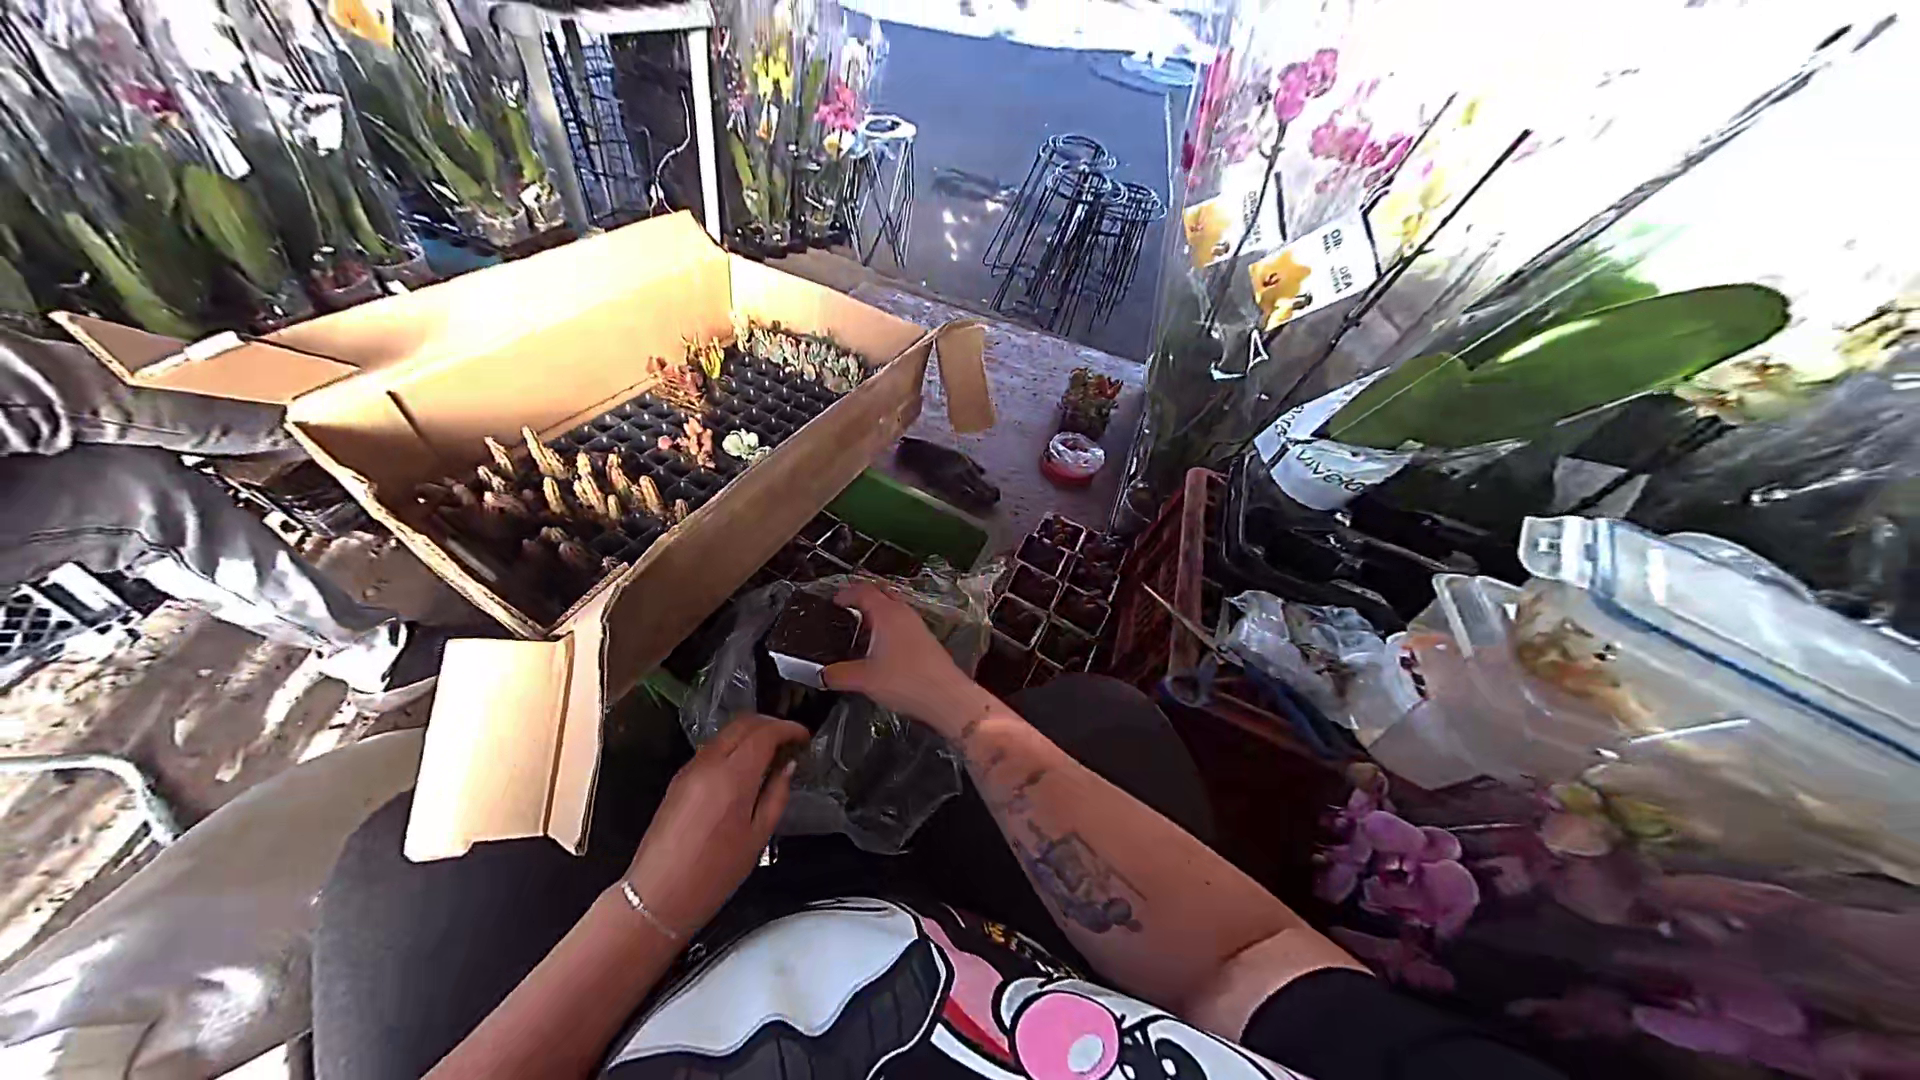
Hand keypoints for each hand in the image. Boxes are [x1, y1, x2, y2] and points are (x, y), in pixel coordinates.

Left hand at [624, 713, 807, 935]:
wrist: (656, 898)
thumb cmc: (714, 873)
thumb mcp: (758, 837)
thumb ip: (776, 794)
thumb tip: (787, 766)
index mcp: (732, 777)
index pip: (765, 733)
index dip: (789, 728)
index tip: (804, 736)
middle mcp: (709, 764)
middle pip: (743, 723)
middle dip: (771, 724)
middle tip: (790, 739)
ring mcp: (690, 769)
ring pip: (726, 733)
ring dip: (751, 733)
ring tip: (771, 754)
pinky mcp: (678, 780)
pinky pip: (712, 748)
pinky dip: (734, 746)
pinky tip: (745, 768)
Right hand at [823, 581, 983, 734]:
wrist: (947, 697)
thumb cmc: (904, 681)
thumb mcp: (864, 679)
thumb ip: (838, 675)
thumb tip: (821, 675)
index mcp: (887, 614)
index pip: (864, 591)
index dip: (847, 592)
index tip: (834, 600)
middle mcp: (904, 613)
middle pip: (882, 593)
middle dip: (864, 596)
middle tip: (846, 607)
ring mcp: (918, 626)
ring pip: (894, 608)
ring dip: (877, 612)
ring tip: (860, 628)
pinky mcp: (926, 640)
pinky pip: (902, 623)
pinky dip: (888, 626)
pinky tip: (880, 647)